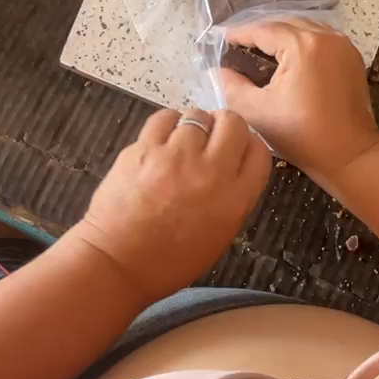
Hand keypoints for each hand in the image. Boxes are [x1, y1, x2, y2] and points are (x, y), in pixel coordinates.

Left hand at [71, 107, 272, 303]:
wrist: (118, 263)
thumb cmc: (169, 260)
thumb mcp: (219, 235)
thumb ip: (233, 197)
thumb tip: (231, 166)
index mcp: (235, 199)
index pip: (259, 151)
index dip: (249, 145)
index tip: (237, 148)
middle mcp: (212, 172)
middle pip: (233, 123)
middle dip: (225, 126)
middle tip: (211, 138)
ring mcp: (177, 156)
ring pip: (198, 115)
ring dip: (194, 124)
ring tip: (182, 141)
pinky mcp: (145, 148)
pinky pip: (164, 118)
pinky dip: (167, 123)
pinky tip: (162, 138)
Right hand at [213, 18, 378, 179]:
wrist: (351, 155)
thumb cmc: (302, 135)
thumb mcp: (258, 112)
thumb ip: (232, 86)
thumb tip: (219, 70)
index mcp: (303, 46)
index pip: (263, 30)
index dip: (239, 34)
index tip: (221, 40)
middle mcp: (326, 37)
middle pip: (285, 24)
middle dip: (260, 33)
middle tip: (238, 47)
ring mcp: (343, 45)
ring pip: (304, 29)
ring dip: (282, 36)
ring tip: (261, 51)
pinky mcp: (352, 57)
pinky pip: (321, 39)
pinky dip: (302, 43)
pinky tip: (288, 58)